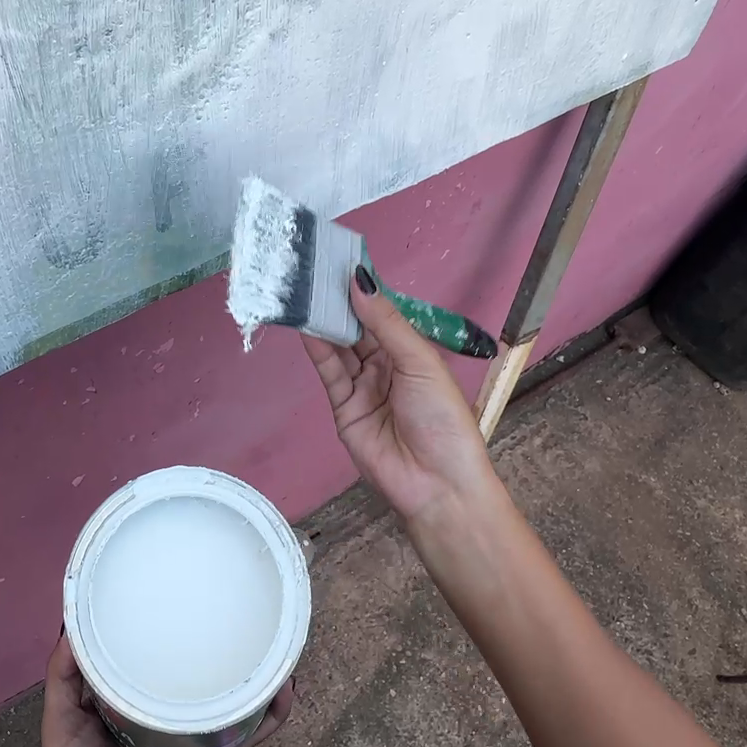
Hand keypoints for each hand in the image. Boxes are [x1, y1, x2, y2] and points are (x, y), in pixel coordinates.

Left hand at [43, 634, 293, 746]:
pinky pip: (249, 738)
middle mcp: (175, 714)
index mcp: (143, 699)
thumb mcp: (61, 720)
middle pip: (213, 675)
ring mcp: (196, 737)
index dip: (185, 633)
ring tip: (278, 649)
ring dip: (264, 676)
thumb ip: (63, 676)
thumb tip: (73, 626)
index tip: (196, 598)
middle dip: (237, 648)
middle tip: (252, 616)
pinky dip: (271, 716)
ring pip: (239, 701)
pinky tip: (283, 691)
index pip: (169, 659)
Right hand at [301, 268, 499, 522]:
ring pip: (340, 347)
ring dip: (324, 321)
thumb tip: (359, 281)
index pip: (382, 314)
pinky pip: (329, 371)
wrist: (437, 485)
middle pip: (357, 328)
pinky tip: (306, 325)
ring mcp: (363, 386)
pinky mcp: (343, 407)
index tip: (341, 261)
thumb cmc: (442, 419)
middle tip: (314, 272)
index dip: (364, 291)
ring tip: (304, 292)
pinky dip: (317, 348)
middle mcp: (386, 365)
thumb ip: (386, 323)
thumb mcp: (420, 363)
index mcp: (412, 352)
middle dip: (338, 302)